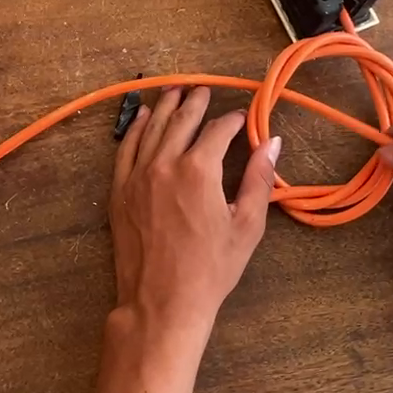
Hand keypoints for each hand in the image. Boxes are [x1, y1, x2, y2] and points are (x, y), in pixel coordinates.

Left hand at [108, 86, 280, 337]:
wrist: (161, 302)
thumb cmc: (210, 269)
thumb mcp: (246, 226)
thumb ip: (259, 179)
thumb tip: (272, 142)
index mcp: (199, 170)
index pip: (218, 130)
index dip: (233, 120)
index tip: (242, 118)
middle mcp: (165, 164)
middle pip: (182, 121)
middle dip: (196, 102)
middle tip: (204, 91)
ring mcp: (137, 176)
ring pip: (153, 128)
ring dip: (166, 106)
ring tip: (175, 90)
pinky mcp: (119, 191)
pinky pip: (126, 149)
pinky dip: (136, 129)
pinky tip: (143, 117)